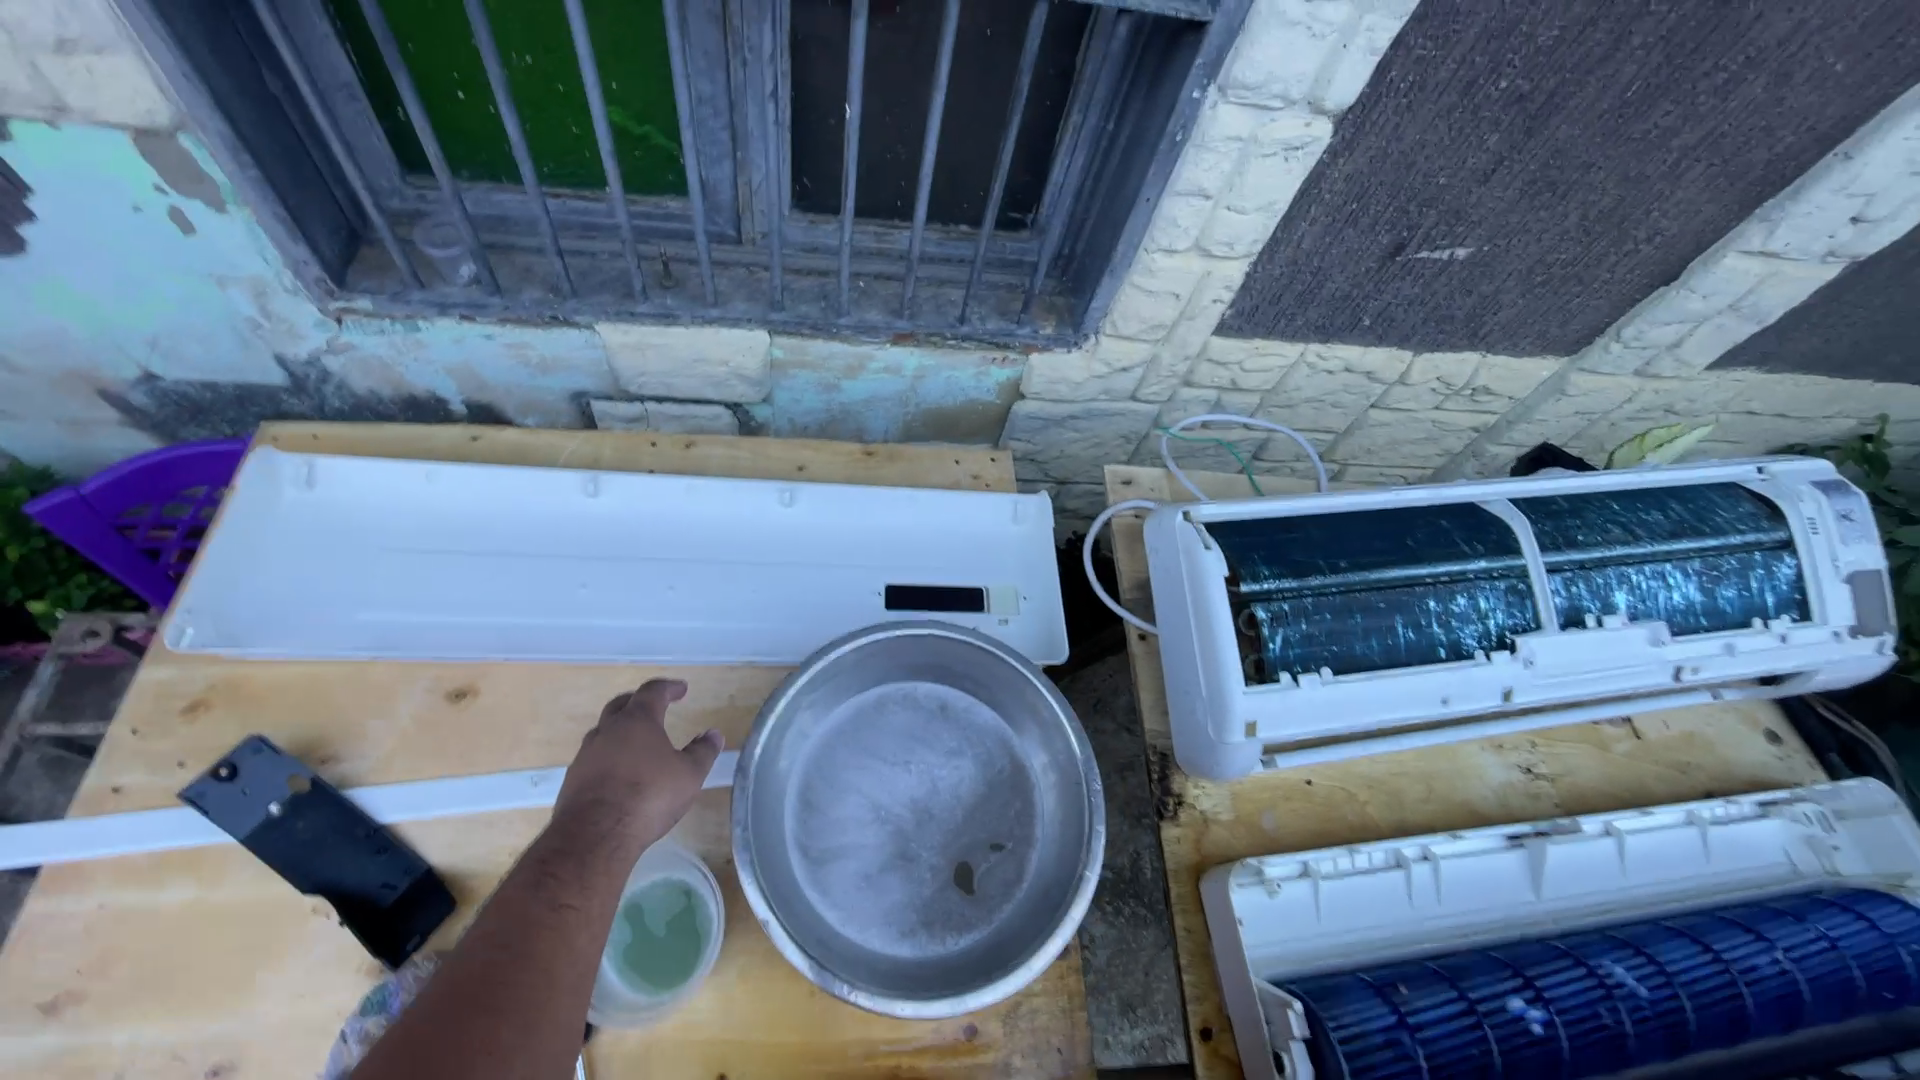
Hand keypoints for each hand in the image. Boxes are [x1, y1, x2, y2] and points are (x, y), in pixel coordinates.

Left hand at [550, 679, 723, 852]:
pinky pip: (594, 759)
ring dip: (620, 732)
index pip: (652, 692)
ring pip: (603, 733)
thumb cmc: (649, 796)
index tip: (682, 689)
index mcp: (637, 721)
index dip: (668, 688)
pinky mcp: (573, 781)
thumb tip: (713, 734)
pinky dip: (609, 758)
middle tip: (654, 707)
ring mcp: (586, 755)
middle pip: (620, 705)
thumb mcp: (689, 774)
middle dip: (638, 702)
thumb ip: (702, 752)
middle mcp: (607, 731)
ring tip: (637, 744)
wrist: (595, 836)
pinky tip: (619, 775)